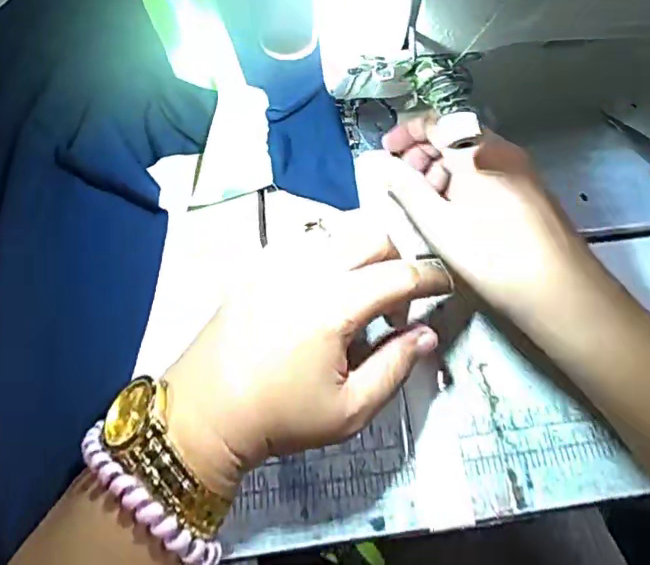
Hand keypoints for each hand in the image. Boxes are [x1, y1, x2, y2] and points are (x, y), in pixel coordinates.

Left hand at [160, 216, 451, 496]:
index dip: (432, 276)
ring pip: (343, 231)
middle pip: (375, 236)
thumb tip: (427, 333)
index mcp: (335, 304)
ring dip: (364, 255)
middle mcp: (311, 268)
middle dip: (398, 261)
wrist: (203, 414)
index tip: (446, 285)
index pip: (401, 274)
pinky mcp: (261, 260)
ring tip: (356, 297)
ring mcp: (282, 258)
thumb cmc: (280, 418)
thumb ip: (395, 366)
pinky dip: (332, 254)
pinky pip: (311, 239)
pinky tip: (322, 291)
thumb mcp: (349, 412)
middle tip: (394, 304)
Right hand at [374, 115, 599, 321]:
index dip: (408, 131)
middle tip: (402, 176)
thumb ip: (407, 190)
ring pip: (473, 154)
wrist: (561, 287)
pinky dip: (466, 179)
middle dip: (424, 151)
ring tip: (427, 199)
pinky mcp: (531, 188)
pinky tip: (458, 211)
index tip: (388, 148)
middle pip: (456, 135)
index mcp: (477, 150)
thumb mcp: (439, 225)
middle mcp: (502, 149)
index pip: (436, 122)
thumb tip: (387, 166)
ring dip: (444, 167)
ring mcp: (520, 168)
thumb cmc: (494, 256)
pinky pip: (490, 169)